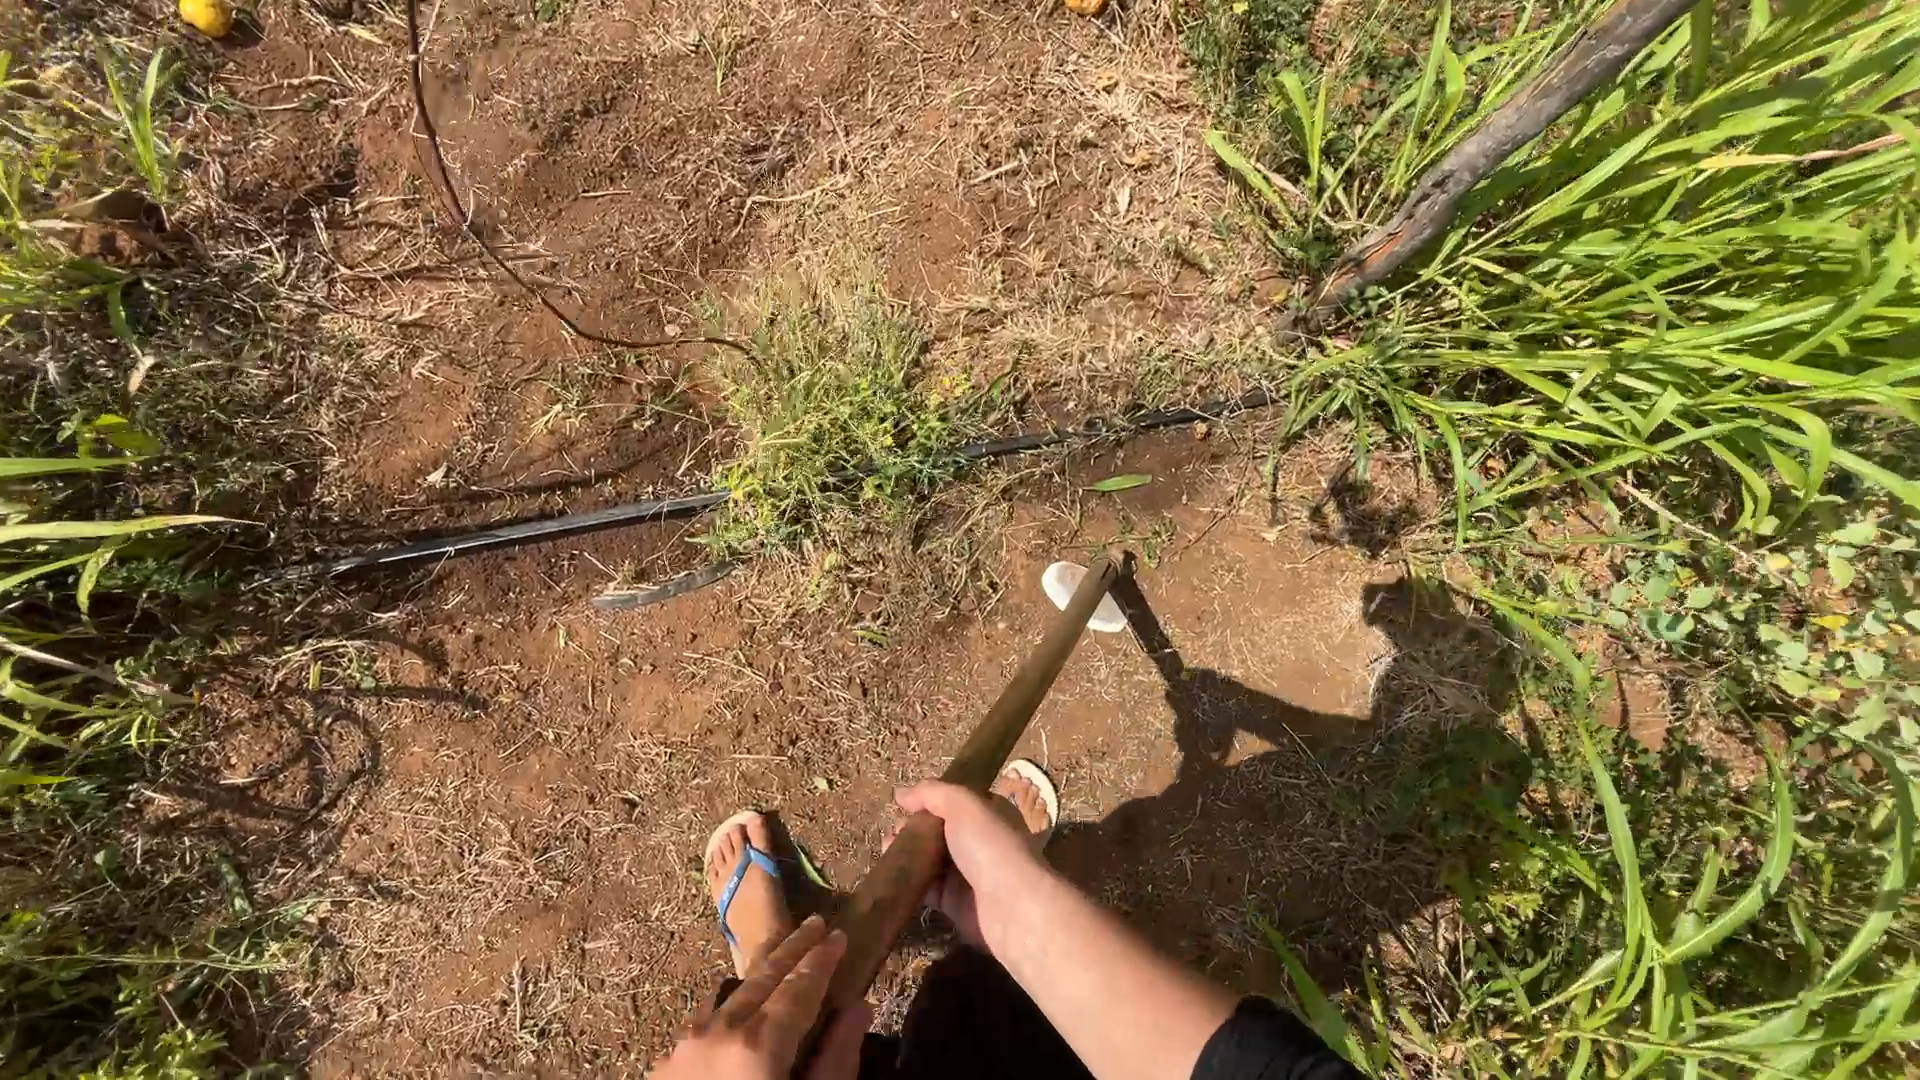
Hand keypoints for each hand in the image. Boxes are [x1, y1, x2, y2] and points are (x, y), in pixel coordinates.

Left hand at [652, 915, 871, 1079]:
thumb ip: (835, 1062)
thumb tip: (858, 1009)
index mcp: (758, 1044)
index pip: (801, 985)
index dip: (822, 958)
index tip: (840, 935)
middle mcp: (718, 1031)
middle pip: (764, 975)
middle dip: (793, 948)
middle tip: (815, 923)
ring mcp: (684, 1048)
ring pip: (729, 993)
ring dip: (760, 973)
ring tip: (782, 957)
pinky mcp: (662, 1069)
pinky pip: (703, 1021)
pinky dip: (728, 1005)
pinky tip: (737, 1009)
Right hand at [895, 780, 1053, 952]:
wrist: (1012, 909)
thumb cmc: (990, 846)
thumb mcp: (963, 805)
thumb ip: (932, 794)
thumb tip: (901, 794)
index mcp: (989, 813)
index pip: (956, 801)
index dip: (930, 800)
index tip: (904, 803)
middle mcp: (980, 841)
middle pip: (941, 830)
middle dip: (915, 827)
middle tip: (893, 830)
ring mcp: (968, 873)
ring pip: (932, 859)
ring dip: (909, 852)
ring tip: (886, 847)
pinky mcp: (956, 903)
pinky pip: (928, 888)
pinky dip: (911, 880)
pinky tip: (892, 873)